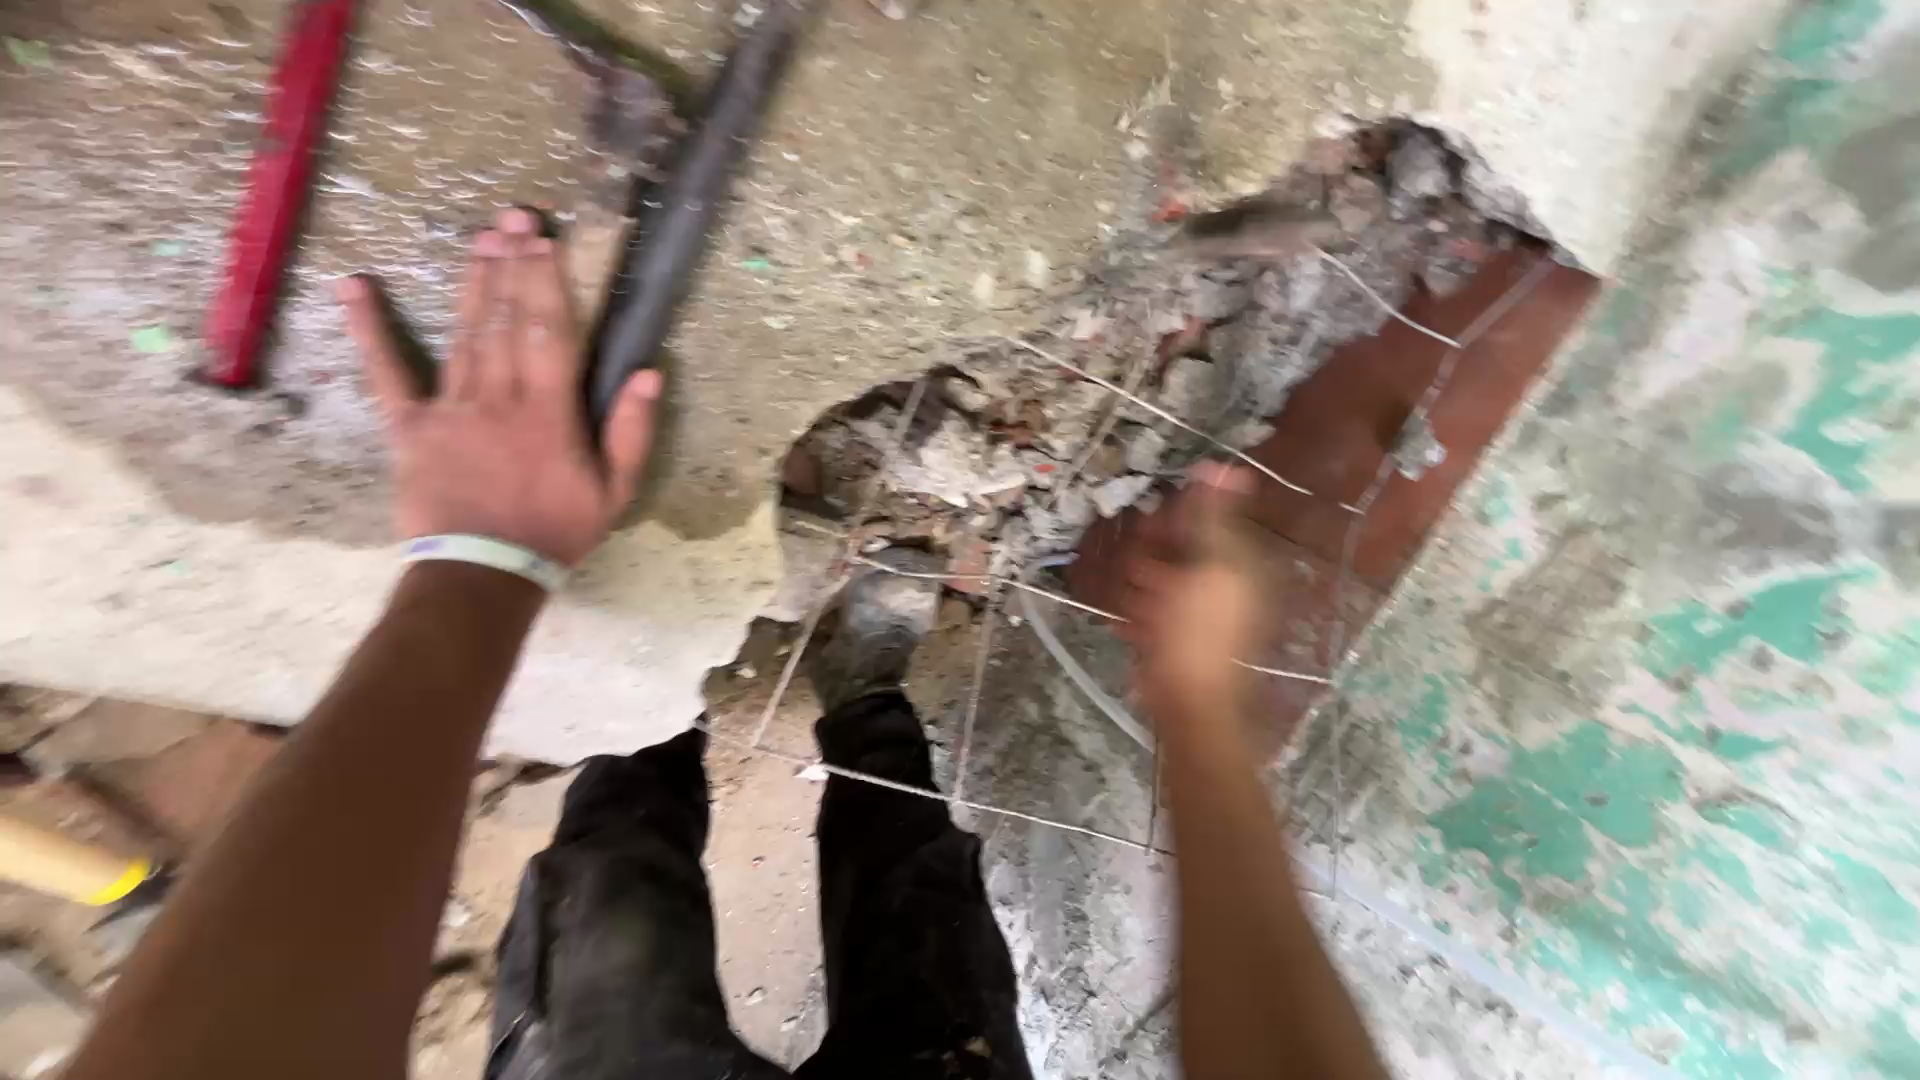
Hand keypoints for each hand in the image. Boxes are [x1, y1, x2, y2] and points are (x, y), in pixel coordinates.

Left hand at [336, 207, 661, 566]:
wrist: (484, 572)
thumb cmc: (557, 531)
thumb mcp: (614, 492)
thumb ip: (631, 432)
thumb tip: (646, 373)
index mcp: (549, 415)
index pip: (549, 334)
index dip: (547, 283)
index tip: (547, 241)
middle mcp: (498, 400)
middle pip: (504, 322)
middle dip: (511, 266)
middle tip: (513, 218)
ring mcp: (449, 410)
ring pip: (462, 335)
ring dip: (471, 282)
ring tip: (480, 238)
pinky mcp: (409, 427)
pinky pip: (387, 374)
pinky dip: (369, 329)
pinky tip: (355, 285)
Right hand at [1119, 462, 1262, 719]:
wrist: (1188, 702)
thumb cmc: (1200, 632)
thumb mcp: (1212, 564)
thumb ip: (1214, 515)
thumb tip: (1224, 465)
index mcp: (1241, 565)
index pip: (1212, 521)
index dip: (1181, 516)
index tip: (1153, 518)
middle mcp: (1222, 585)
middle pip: (1182, 549)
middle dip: (1154, 551)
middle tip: (1137, 558)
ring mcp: (1195, 614)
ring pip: (1160, 578)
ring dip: (1140, 581)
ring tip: (1132, 595)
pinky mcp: (1170, 636)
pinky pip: (1147, 610)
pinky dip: (1134, 610)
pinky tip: (1127, 619)